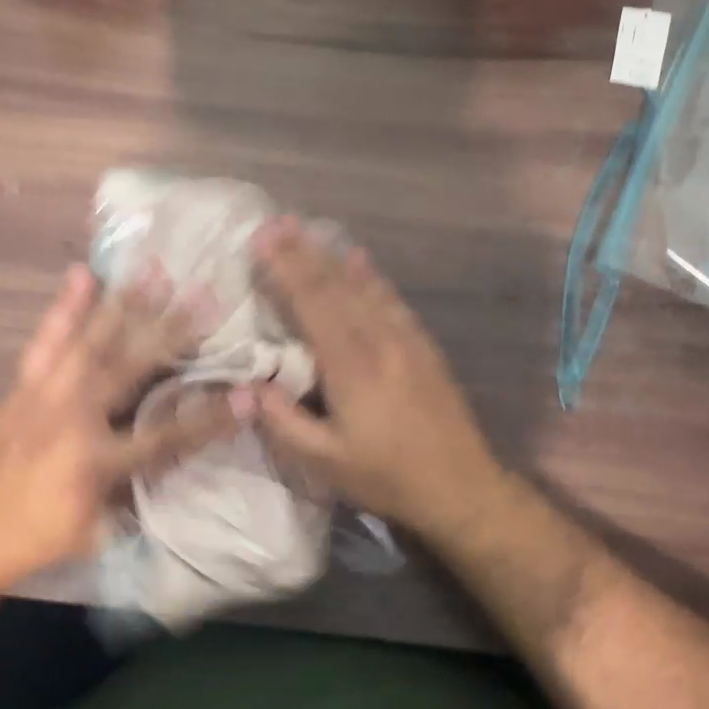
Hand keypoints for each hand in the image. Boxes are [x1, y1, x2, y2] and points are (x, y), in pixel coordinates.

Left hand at [0, 264, 237, 588]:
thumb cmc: (35, 541)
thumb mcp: (94, 532)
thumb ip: (131, 495)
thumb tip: (165, 463)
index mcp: (95, 464)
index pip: (166, 438)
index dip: (211, 420)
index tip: (249, 395)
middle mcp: (72, 420)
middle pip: (131, 368)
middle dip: (173, 331)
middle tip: (206, 295)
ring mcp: (44, 396)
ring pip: (91, 343)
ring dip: (126, 304)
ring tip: (155, 270)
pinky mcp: (23, 387)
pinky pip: (46, 342)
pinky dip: (65, 308)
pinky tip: (81, 274)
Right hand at [242, 218, 507, 544]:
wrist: (460, 486)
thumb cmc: (386, 477)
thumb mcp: (324, 462)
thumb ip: (282, 422)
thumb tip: (247, 385)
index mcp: (352, 368)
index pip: (314, 306)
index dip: (286, 271)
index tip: (262, 241)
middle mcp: (380, 342)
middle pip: (337, 286)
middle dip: (304, 252)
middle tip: (276, 222)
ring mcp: (406, 341)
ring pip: (365, 287)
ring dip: (332, 257)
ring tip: (308, 231)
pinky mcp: (423, 347)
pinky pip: (391, 300)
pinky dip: (370, 276)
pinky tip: (359, 260)